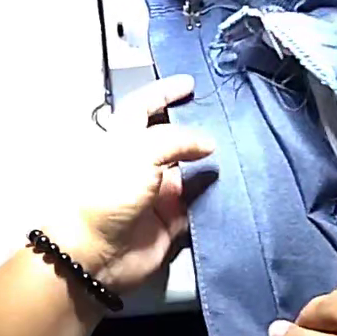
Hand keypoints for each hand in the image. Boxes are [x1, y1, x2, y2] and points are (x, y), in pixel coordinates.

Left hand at [53, 75, 214, 293]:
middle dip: (196, 128)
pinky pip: (198, 203)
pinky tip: (232, 183)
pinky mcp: (171, 220)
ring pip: (190, 171)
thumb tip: (208, 143)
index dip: (164, 93)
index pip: (144, 106)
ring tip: (238, 148)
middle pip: (173, 138)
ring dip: (210, 162)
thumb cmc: (108, 194)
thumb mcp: (139, 152)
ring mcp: (156, 192)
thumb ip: (177, 140)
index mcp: (122, 139)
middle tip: (225, 118)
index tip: (189, 84)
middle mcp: (140, 163)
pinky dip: (213, 195)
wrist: (97, 251)